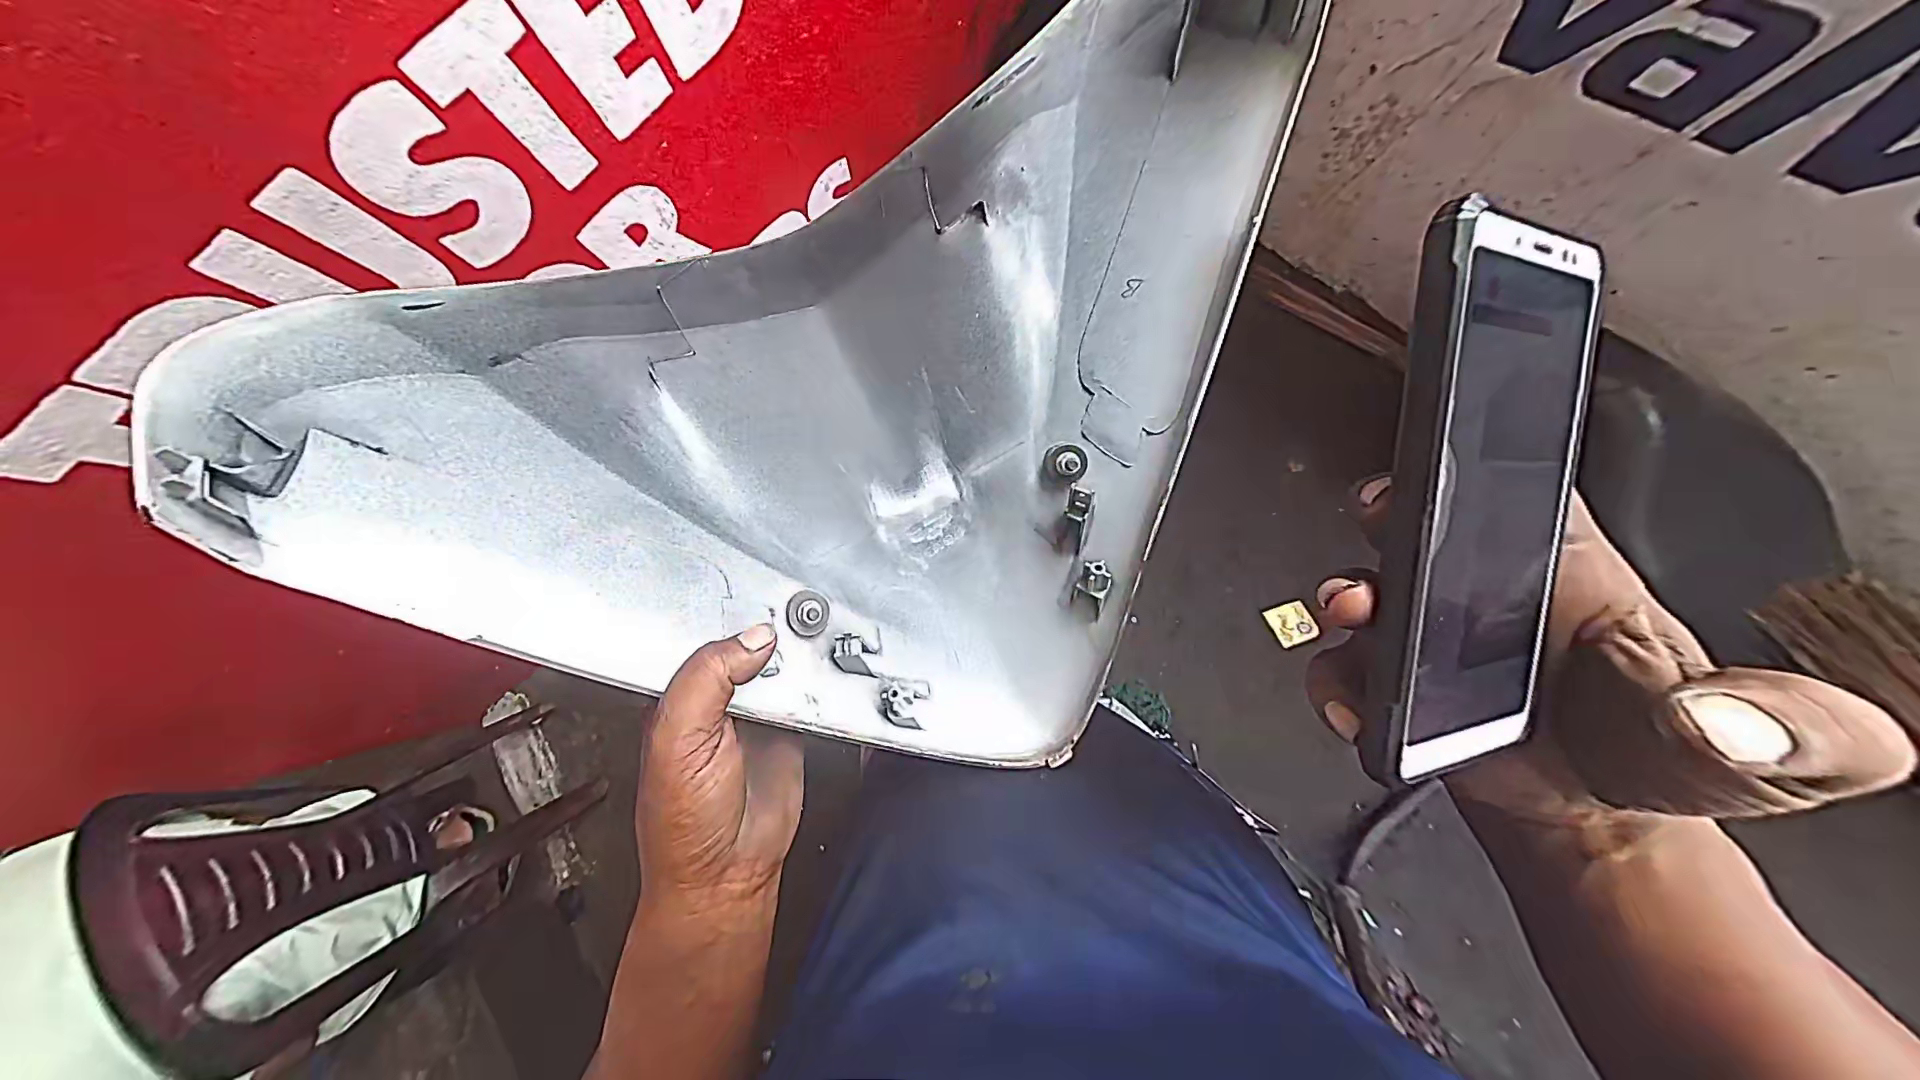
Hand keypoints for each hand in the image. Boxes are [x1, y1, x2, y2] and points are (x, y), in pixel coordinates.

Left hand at [638, 625, 804, 910]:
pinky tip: (822, 674)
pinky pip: (809, 696)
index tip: (759, 608)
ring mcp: (757, 714)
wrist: (728, 873)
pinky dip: (819, 684)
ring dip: (799, 656)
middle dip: (772, 632)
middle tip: (794, 616)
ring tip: (811, 637)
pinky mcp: (791, 730)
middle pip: (751, 648)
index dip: (733, 622)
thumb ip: (706, 682)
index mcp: (682, 697)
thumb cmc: (684, 823)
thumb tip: (752, 640)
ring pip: (783, 668)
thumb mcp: (677, 742)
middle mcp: (720, 700)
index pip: (709, 641)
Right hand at [1306, 477, 1912, 833]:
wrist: (1589, 813)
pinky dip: (1333, 681)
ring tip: (1353, 618)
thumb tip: (1724, 719)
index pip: (1519, 496)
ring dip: (1344, 599)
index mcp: (1569, 572)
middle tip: (1383, 528)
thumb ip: (1792, 727)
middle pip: (1416, 526)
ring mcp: (1425, 632)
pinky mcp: (1387, 676)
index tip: (1435, 483)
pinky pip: (1339, 664)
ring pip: (1363, 591)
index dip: (1469, 477)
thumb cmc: (1668, 761)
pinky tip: (1357, 705)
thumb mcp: (1775, 750)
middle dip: (1382, 519)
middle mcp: (1483, 589)